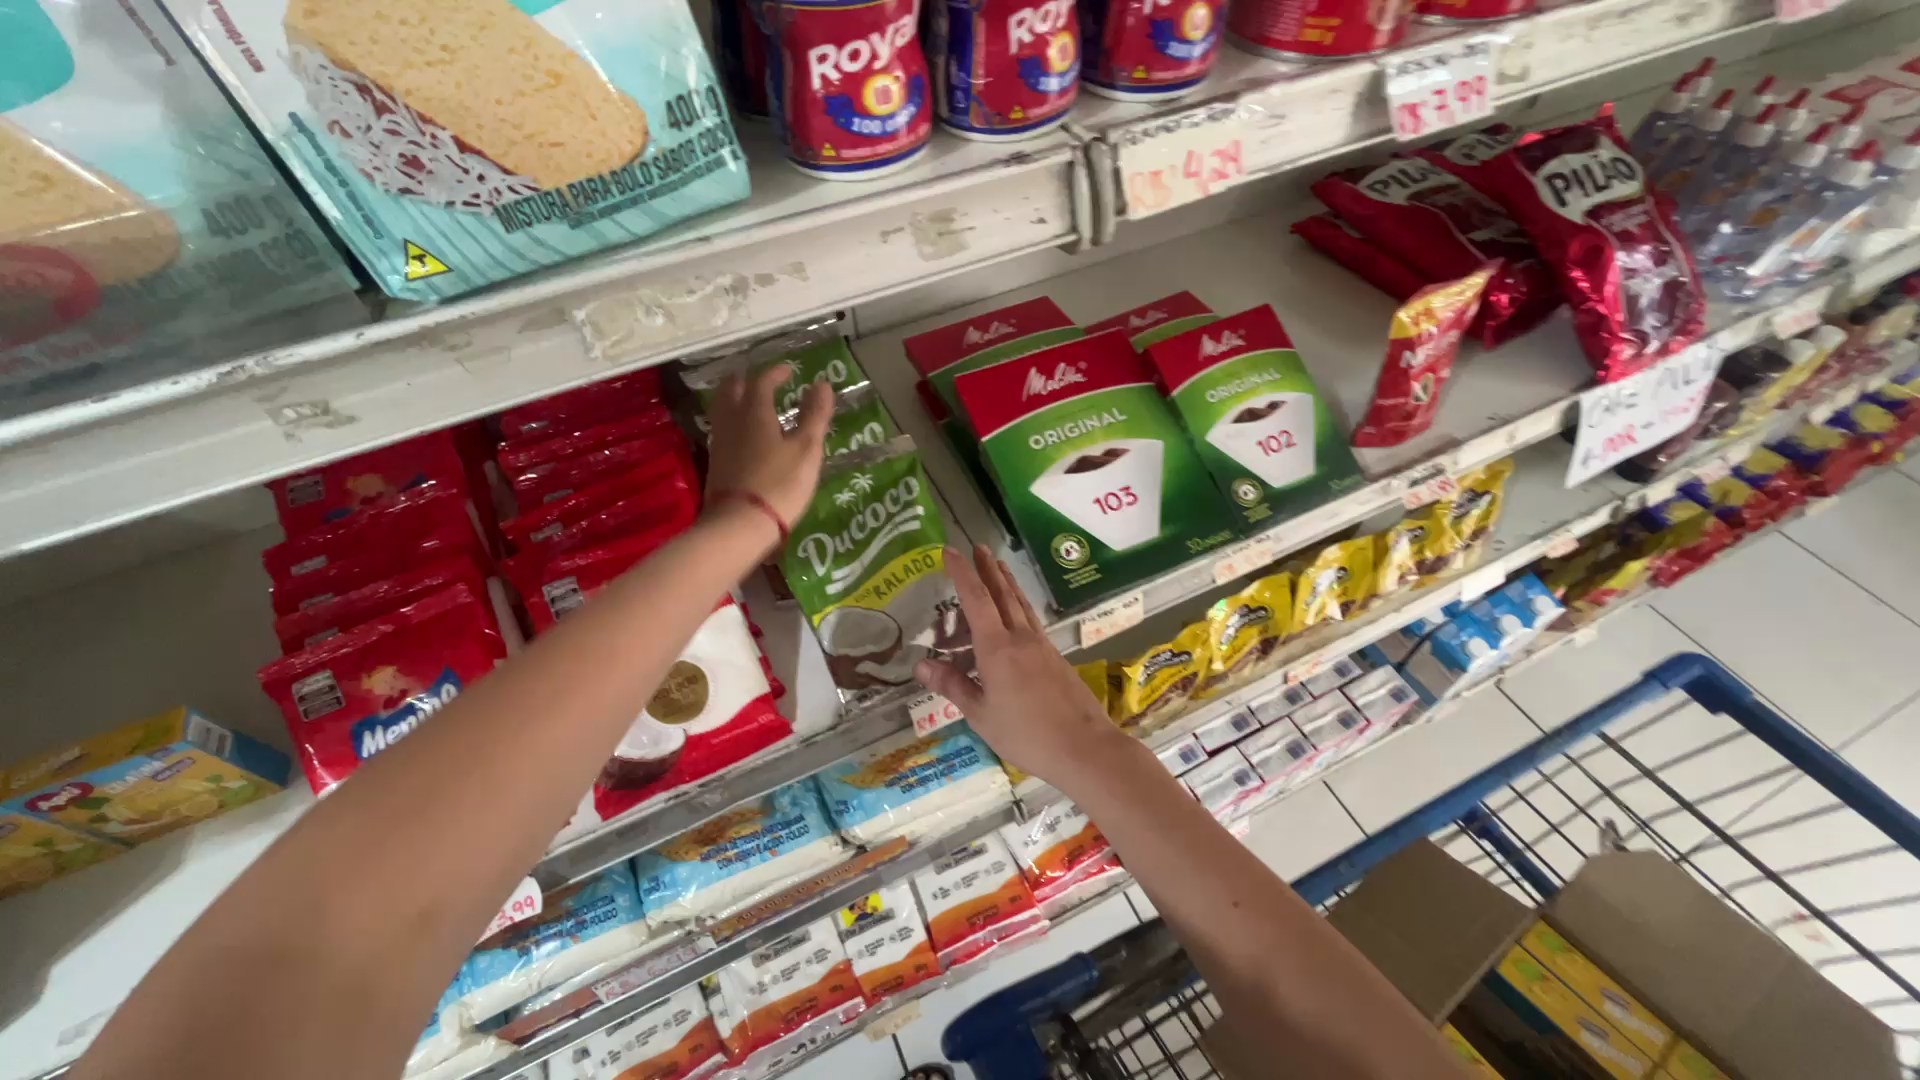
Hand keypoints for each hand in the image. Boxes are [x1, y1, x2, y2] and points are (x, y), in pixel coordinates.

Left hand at [704, 364, 833, 526]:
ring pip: (722, 409)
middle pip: (730, 389)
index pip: (761, 382)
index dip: (775, 372)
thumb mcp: (806, 449)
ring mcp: (720, 443)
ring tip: (752, 403)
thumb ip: (814, 416)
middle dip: (746, 379)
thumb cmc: (780, 484)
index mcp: (754, 412)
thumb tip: (822, 384)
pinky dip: (734, 422)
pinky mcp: (716, 464)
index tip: (788, 370)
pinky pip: (723, 430)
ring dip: (736, 399)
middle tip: (762, 380)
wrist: (740, 524)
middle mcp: (732, 421)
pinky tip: (744, 435)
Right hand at [914, 546, 1136, 790]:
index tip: (951, 551)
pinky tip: (1019, 613)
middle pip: (1003, 594)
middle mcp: (1021, 639)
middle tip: (978, 548)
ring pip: (1021, 605)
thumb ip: (954, 686)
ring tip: (999, 567)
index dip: (962, 574)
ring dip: (1007, 583)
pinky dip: (1020, 607)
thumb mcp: (981, 715)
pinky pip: (1032, 622)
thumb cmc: (1026, 734)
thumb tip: (922, 665)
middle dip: (988, 570)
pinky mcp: (1056, 659)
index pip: (976, 601)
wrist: (1084, 748)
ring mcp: (1042, 647)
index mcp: (997, 649)